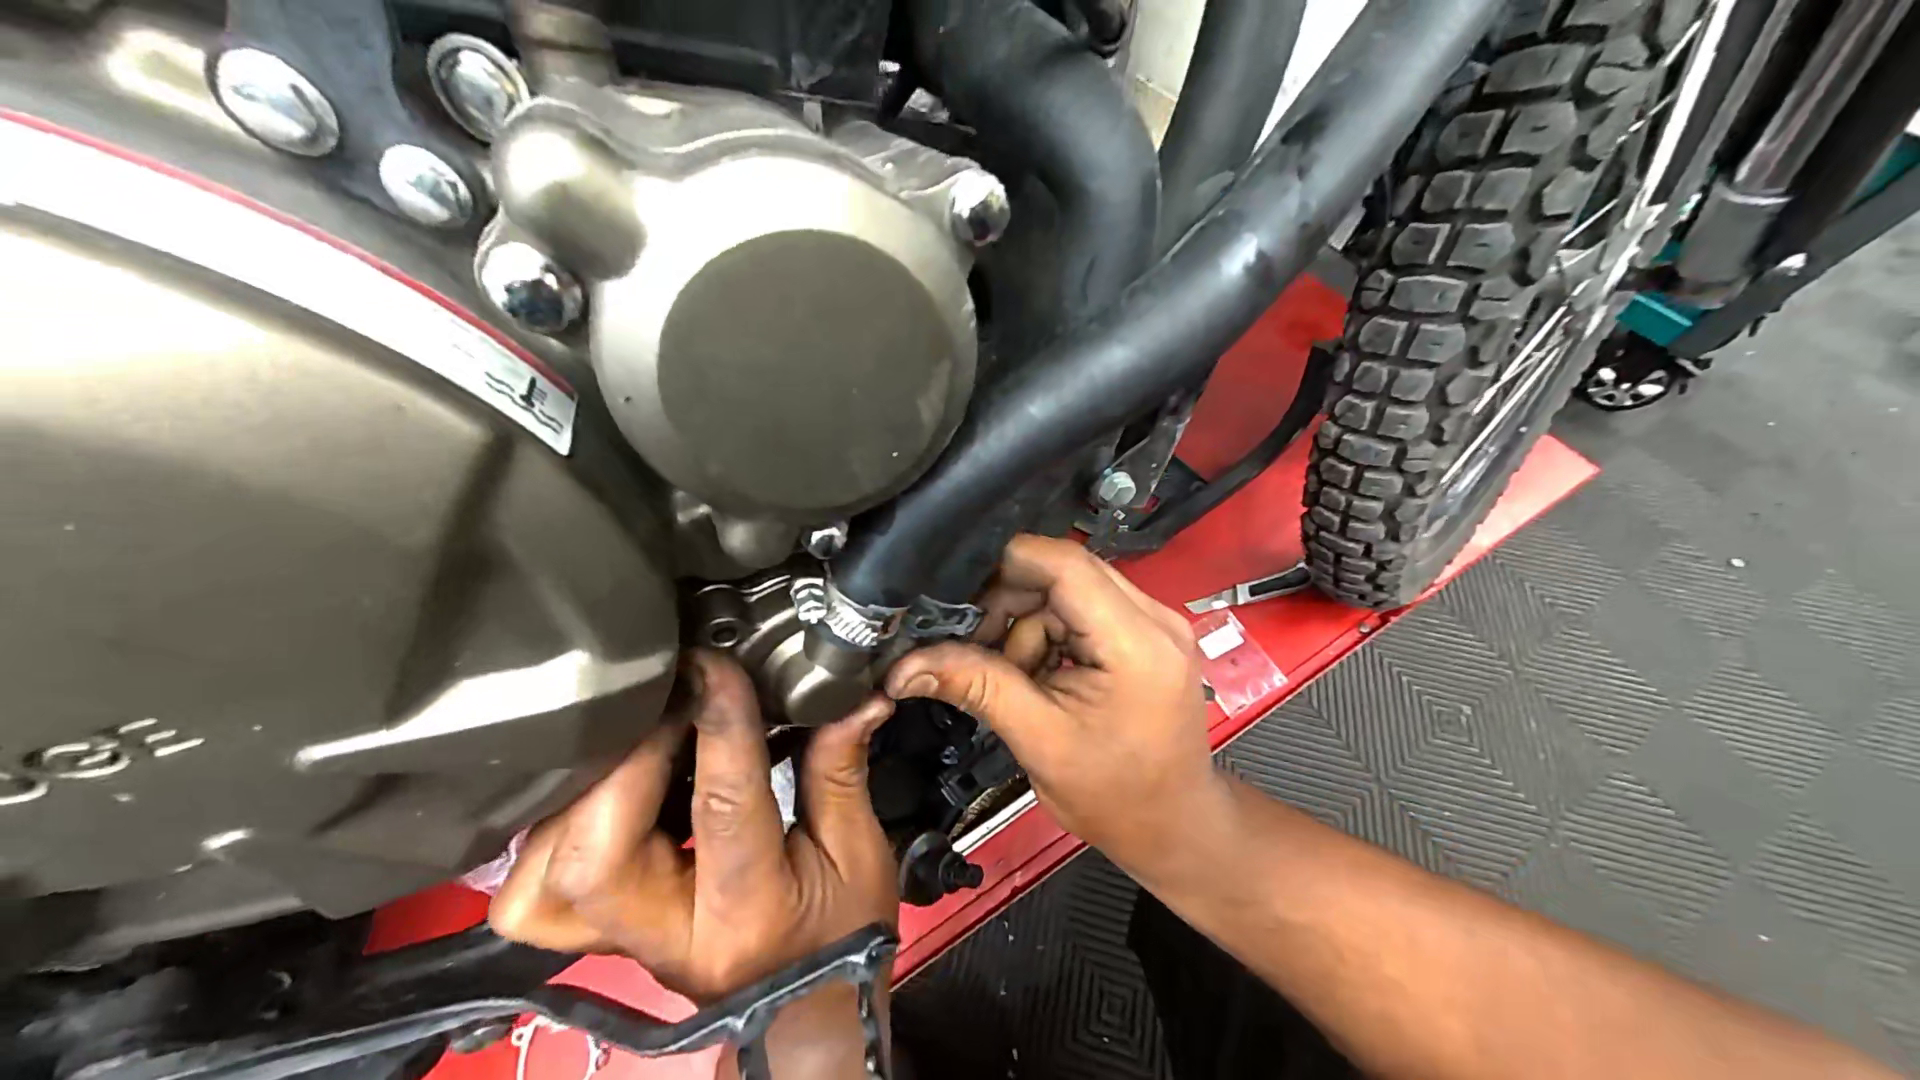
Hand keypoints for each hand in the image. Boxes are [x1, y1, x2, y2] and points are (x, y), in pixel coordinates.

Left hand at [489, 650, 897, 1001]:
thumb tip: (853, 697)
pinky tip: (601, 785)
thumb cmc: (843, 932)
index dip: (718, 722)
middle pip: (597, 853)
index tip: (715, 664)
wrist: (805, 1011)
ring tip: (636, 736)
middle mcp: (667, 939)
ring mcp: (620, 945)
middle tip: (667, 699)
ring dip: (583, 791)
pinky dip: (553, 828)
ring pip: (543, 878)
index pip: (721, 805)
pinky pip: (533, 891)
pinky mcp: (597, 937)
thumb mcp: (858, 851)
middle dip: (628, 757)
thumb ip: (840, 769)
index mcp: (750, 914)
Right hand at [882, 535, 1228, 867]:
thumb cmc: (1117, 796)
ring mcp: (1153, 623)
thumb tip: (906, 667)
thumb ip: (977, 688)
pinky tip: (1041, 675)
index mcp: (1137, 643)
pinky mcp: (1144, 633)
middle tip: (981, 651)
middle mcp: (1154, 618)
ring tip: (1020, 679)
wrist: (1173, 825)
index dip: (1006, 565)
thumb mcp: (1039, 741)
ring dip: (1029, 626)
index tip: (959, 596)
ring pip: (1066, 590)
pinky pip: (1081, 610)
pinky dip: (1049, 634)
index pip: (1066, 565)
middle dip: (1011, 605)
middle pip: (1063, 573)